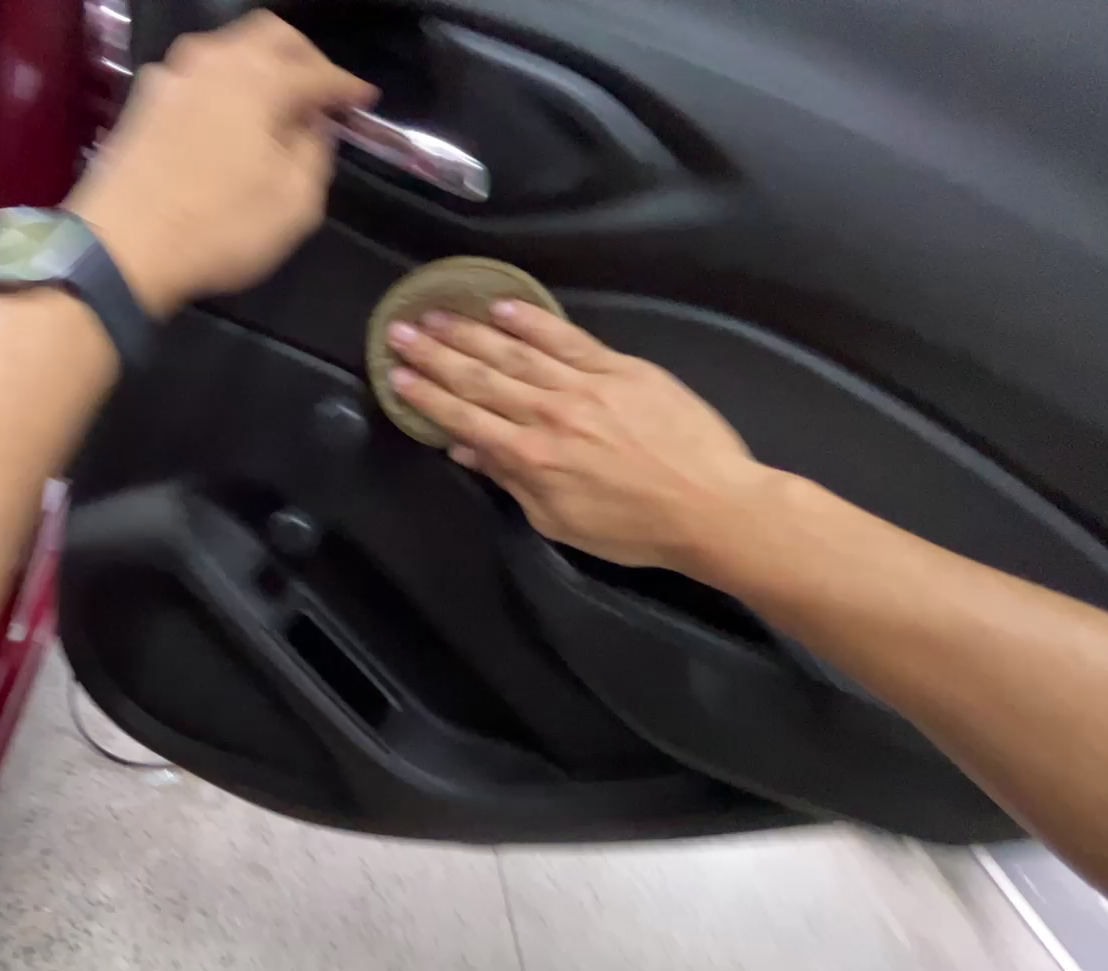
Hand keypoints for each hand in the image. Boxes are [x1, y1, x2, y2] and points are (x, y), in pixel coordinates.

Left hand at [64, 12, 375, 318]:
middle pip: (269, 37)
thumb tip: (314, 129)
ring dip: (260, 69)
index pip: (317, 72)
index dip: (346, 86)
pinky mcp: (143, 104)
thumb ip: (315, 156)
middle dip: (304, 59)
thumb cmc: (218, 228)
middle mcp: (214, 61)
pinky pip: (196, 80)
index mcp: (259, 79)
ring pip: (228, 52)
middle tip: (321, 91)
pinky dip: (223, 89)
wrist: (123, 247)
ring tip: (276, 103)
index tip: (363, 100)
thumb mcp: (293, 204)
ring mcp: (172, 78)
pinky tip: (226, 120)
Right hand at [386, 302, 780, 570]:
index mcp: (529, 457)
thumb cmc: (630, 527)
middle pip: (478, 378)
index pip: (463, 417)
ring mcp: (584, 386)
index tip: (396, 375)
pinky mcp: (620, 368)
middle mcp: (548, 414)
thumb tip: (465, 450)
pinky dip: (533, 321)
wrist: (711, 506)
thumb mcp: (556, 520)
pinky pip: (567, 339)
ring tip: (435, 313)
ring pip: (514, 352)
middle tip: (399, 330)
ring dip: (469, 332)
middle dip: (433, 354)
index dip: (425, 395)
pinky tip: (502, 306)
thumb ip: (509, 479)